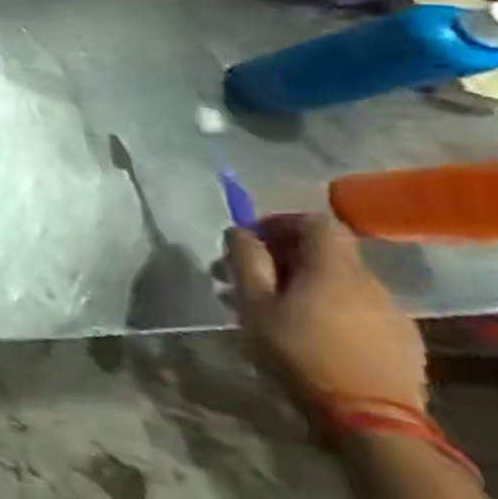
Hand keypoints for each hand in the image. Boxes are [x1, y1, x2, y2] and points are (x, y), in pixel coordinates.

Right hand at [226, 214, 427, 410]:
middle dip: (278, 259)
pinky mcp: (401, 343)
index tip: (250, 240)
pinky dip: (324, 308)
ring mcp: (392, 316)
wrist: (369, 421)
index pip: (317, 222)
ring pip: (337, 284)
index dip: (281, 222)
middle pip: (323, 254)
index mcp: (336, 269)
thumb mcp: (253, 301)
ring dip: (297, 285)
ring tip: (266, 309)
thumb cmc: (298, 350)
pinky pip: (356, 310)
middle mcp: (371, 285)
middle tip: (241, 278)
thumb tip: (241, 231)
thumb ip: (245, 258)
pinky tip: (302, 331)